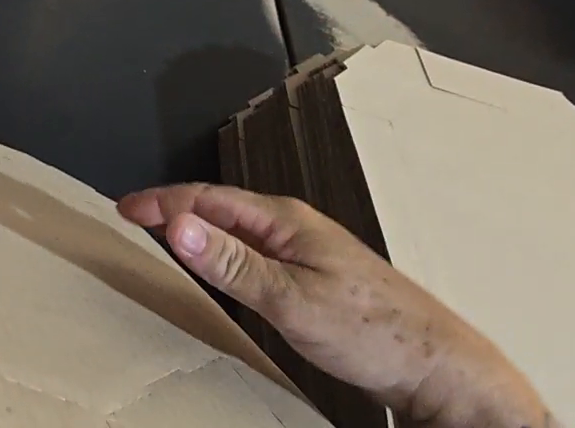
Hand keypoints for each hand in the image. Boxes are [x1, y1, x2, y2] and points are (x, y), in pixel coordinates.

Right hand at [118, 184, 551, 427]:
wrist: (449, 376)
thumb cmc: (376, 336)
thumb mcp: (292, 300)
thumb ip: (230, 263)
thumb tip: (174, 224)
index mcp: (284, 220)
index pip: (205, 198)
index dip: (161, 201)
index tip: (125, 208)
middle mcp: (293, 227)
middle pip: (218, 207)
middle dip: (173, 208)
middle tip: (135, 218)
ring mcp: (306, 251)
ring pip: (235, 229)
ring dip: (196, 228)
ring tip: (164, 235)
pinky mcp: (314, 277)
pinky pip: (252, 251)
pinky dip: (221, 250)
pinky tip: (217, 265)